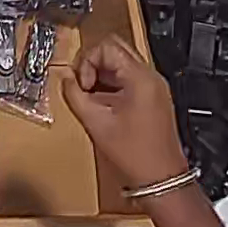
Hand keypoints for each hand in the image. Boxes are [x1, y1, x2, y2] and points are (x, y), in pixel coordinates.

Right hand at [60, 38, 188, 190]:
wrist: (161, 180)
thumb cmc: (135, 155)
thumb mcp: (96, 124)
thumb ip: (75, 96)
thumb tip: (66, 80)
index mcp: (139, 77)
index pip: (106, 47)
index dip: (87, 62)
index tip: (82, 84)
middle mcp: (150, 76)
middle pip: (115, 49)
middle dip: (93, 63)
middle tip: (83, 84)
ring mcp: (153, 86)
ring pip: (121, 62)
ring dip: (101, 74)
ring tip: (91, 97)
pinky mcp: (153, 97)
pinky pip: (128, 78)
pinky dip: (111, 84)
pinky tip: (102, 104)